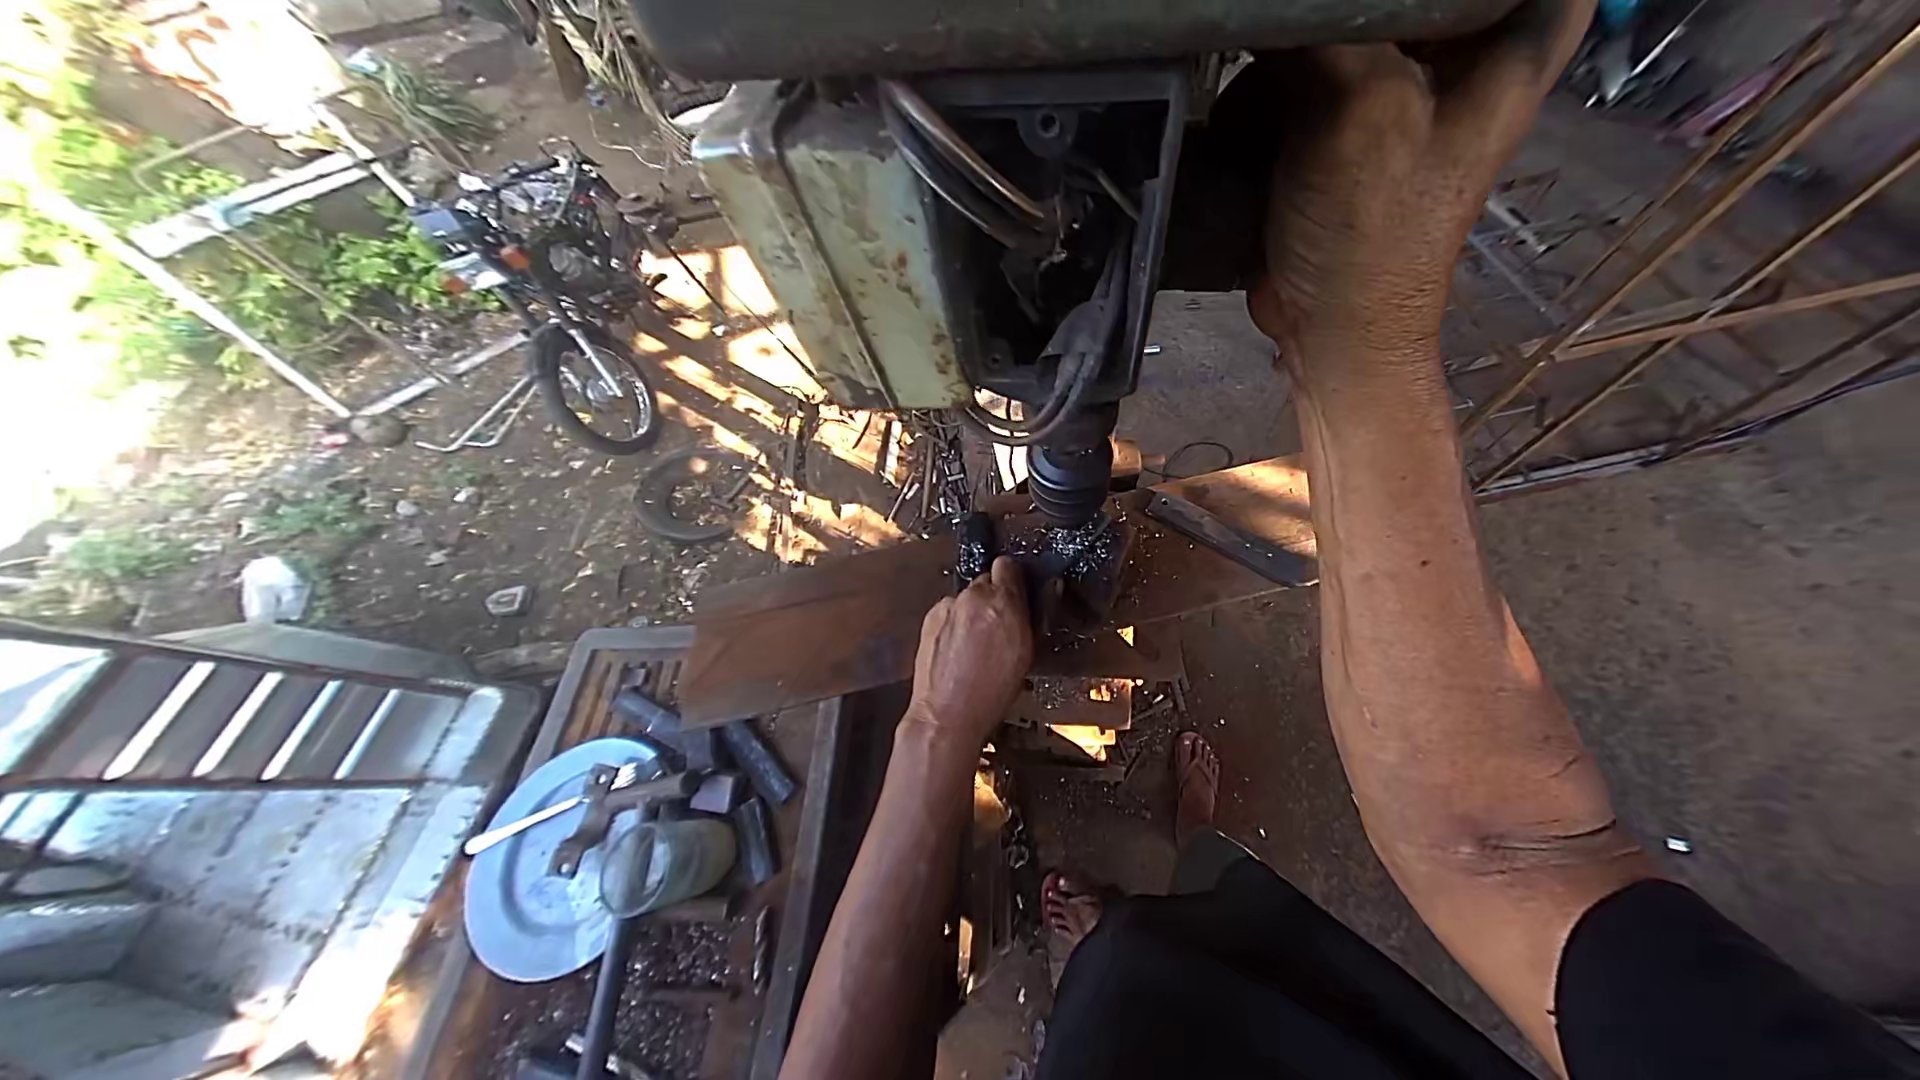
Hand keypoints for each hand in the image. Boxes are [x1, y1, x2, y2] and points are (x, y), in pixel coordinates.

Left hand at [905, 556, 1032, 749]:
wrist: (947, 712)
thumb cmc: (989, 693)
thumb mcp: (1025, 655)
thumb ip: (1027, 619)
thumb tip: (1032, 600)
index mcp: (1005, 604)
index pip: (1008, 566)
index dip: (1012, 578)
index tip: (1014, 588)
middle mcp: (975, 598)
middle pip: (986, 582)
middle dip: (992, 599)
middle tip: (997, 625)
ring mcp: (950, 606)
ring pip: (966, 598)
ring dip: (971, 612)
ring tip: (974, 644)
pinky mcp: (931, 616)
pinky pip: (948, 611)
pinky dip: (952, 623)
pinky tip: (956, 648)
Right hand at [1246, 0, 1592, 367]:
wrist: (1329, 326)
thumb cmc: (1369, 233)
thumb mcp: (1360, 109)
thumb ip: (1327, 34)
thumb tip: (1277, 16)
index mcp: (1512, 37)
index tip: (1361, 14)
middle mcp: (1460, 55)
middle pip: (1397, 1)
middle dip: (1331, 18)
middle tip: (1292, 45)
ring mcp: (1391, 97)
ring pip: (1337, 33)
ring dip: (1284, 60)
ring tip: (1253, 102)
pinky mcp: (1335, 135)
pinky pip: (1299, 81)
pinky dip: (1265, 96)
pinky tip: (1243, 126)